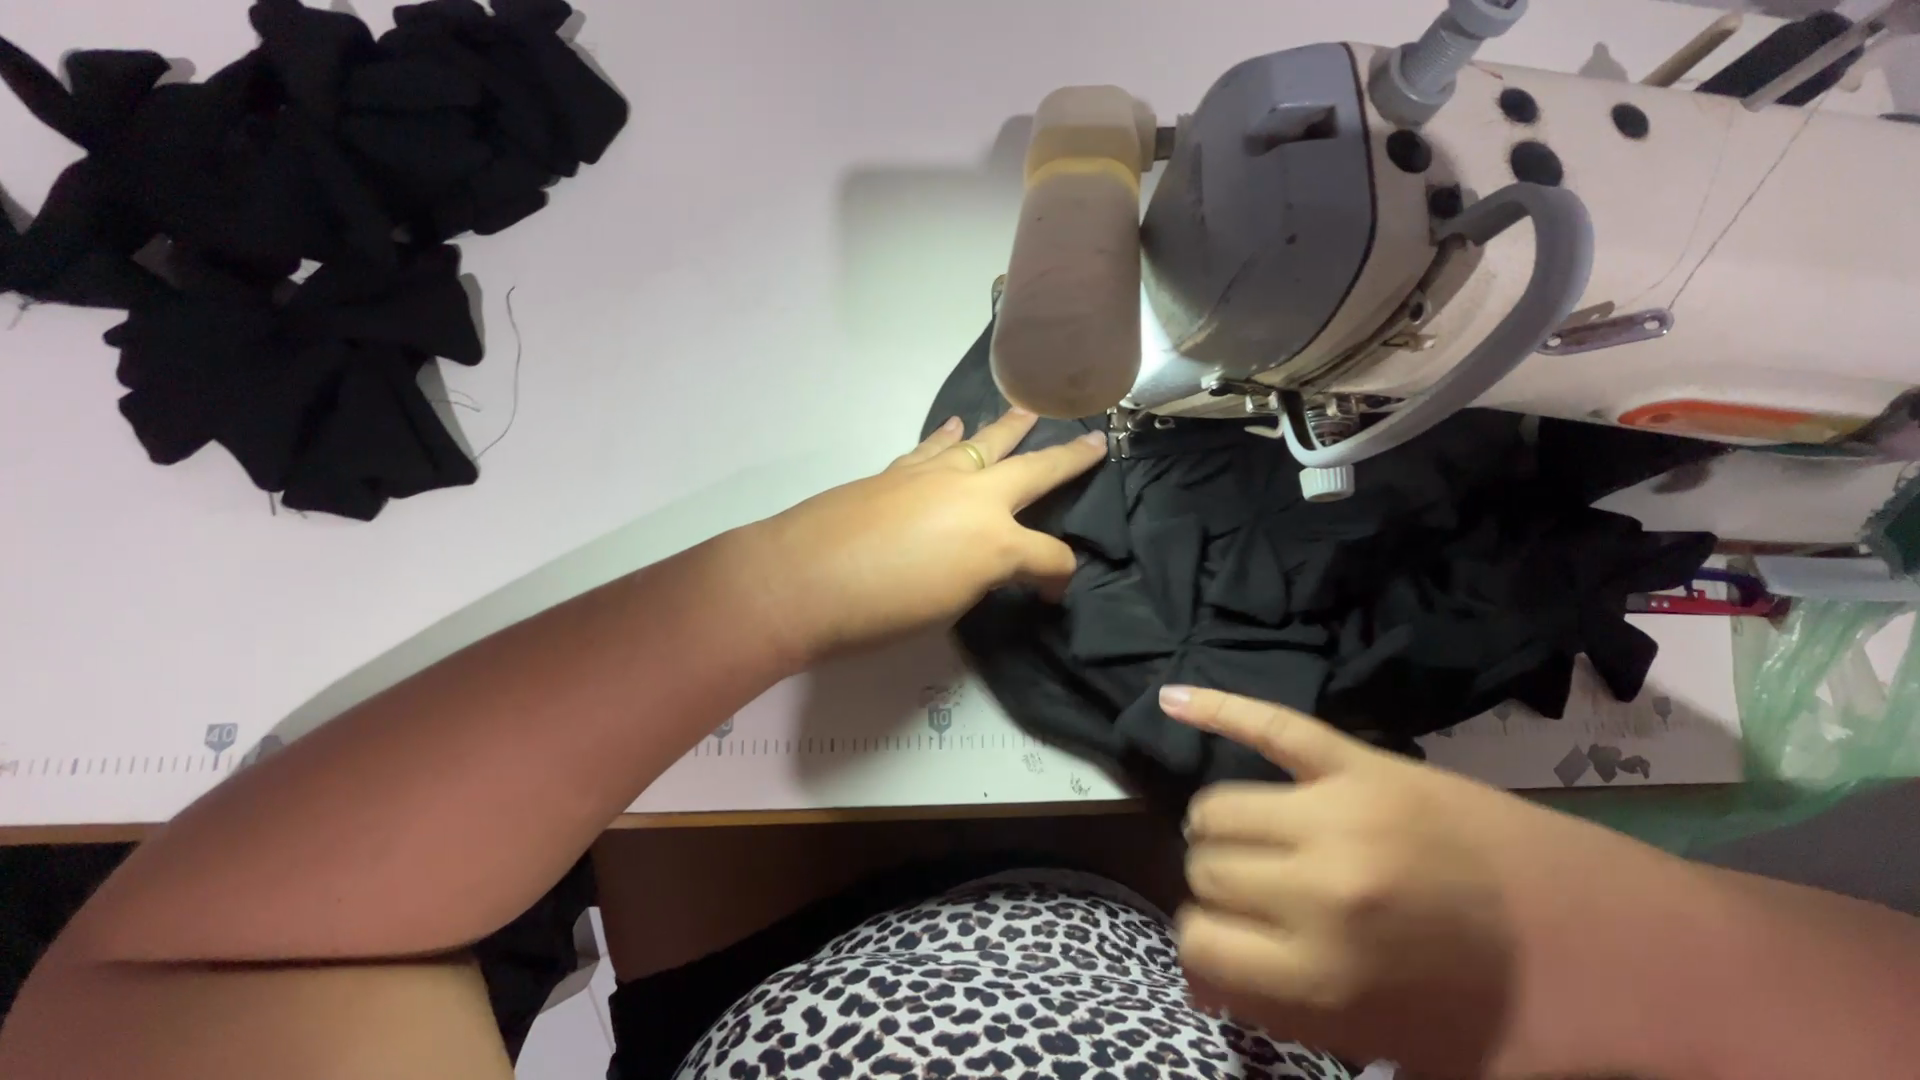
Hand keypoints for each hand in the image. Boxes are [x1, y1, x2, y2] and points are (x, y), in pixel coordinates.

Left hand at [738, 409, 1105, 664]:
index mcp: (997, 544)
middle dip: (1071, 458)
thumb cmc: (879, 614)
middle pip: (1036, 470)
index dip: (1059, 579)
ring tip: (1030, 410)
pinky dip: (950, 436)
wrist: (801, 580)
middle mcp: (976, 498)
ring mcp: (936, 476)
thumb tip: (981, 562)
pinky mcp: (899, 471)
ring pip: (985, 442)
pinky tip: (957, 425)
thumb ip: (977, 578)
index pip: (1049, 558)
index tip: (1053, 594)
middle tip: (1095, 440)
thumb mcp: (948, 608)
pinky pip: (934, 447)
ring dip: (1011, 427)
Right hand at [1165, 687, 1706, 1079]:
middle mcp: (1316, 888)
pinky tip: (1172, 699)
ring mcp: (1337, 814)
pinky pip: (1272, 726)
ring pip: (1217, 808)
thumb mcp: (1386, 1051)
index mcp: (1323, 976)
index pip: (1199, 947)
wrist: (1613, 947)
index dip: (1207, 953)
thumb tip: (1199, 975)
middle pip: (1205, 872)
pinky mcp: (1362, 765)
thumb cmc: (1502, 1021)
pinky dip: (1217, 708)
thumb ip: (1281, 1015)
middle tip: (1260, 906)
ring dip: (1221, 833)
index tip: (1232, 955)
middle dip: (1221, 893)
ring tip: (1254, 845)